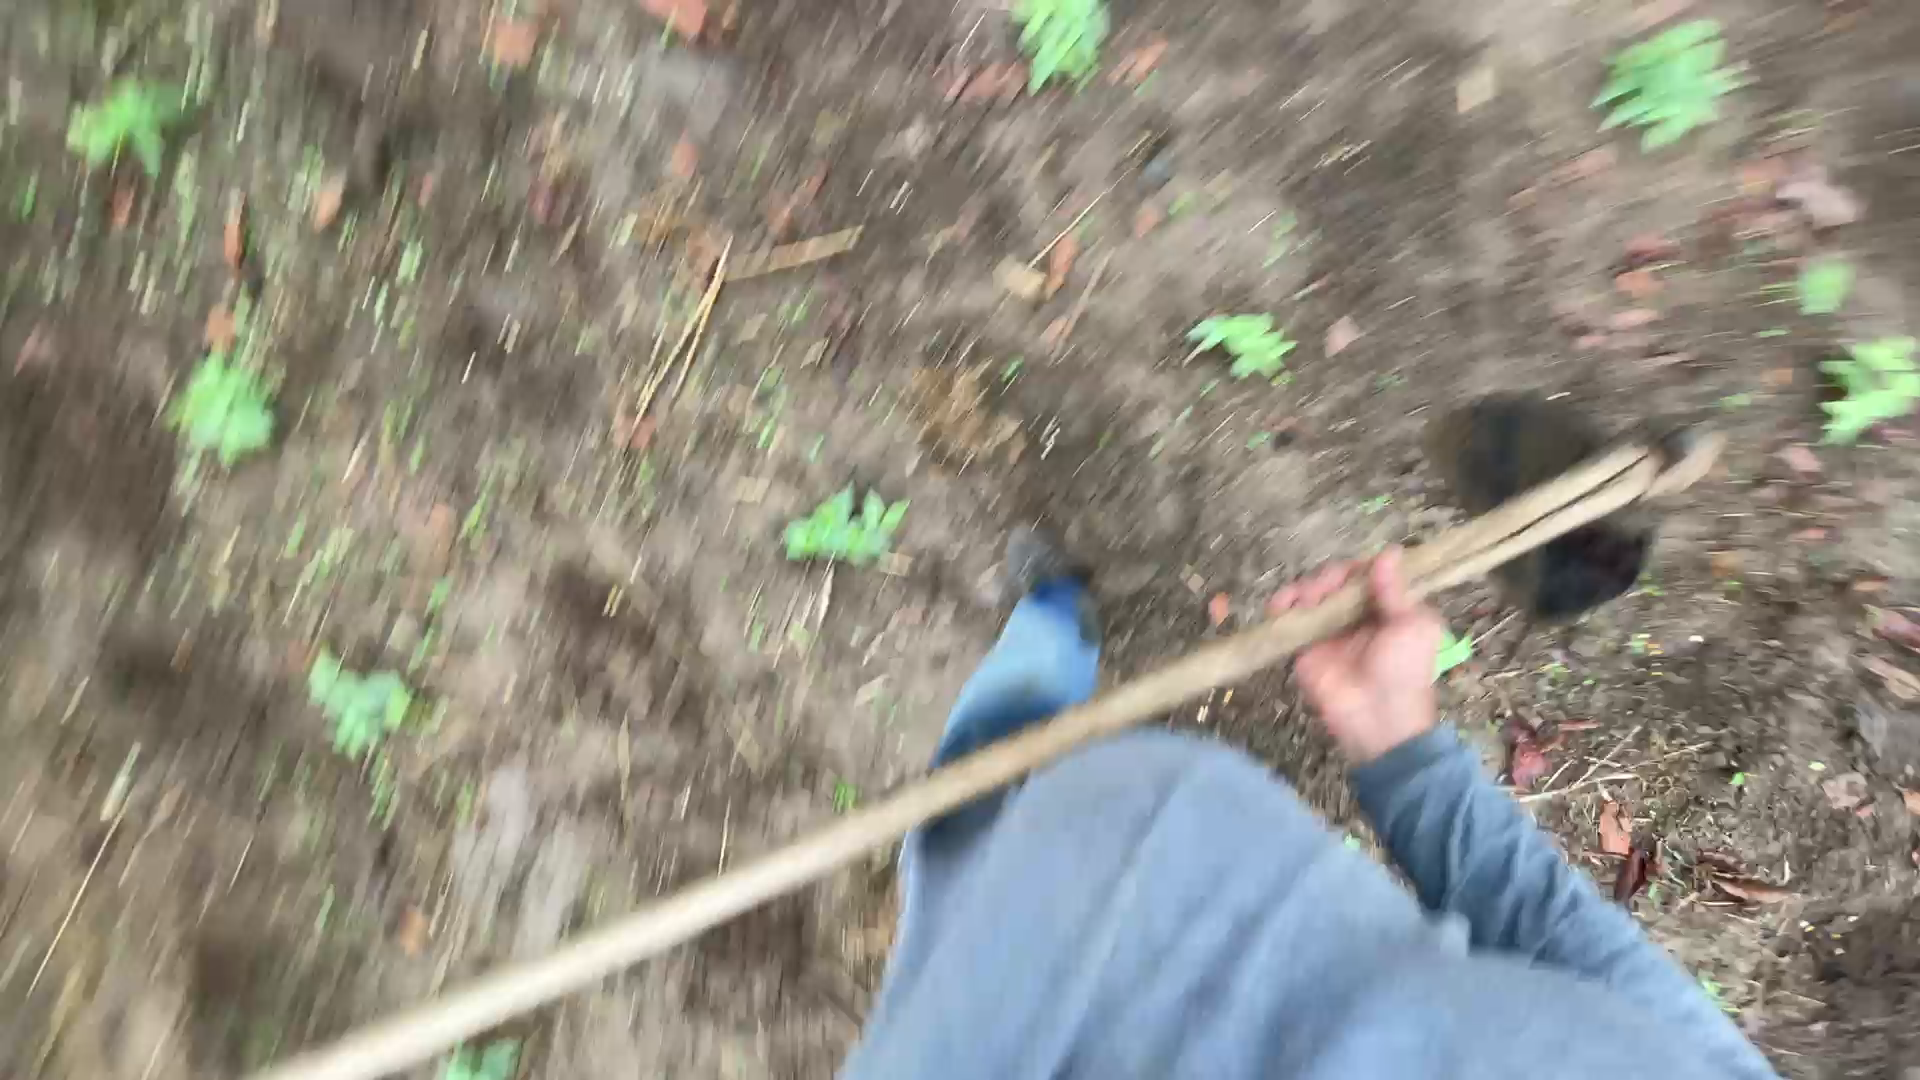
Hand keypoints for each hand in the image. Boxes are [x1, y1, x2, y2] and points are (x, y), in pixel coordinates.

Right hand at [1267, 547, 1443, 762]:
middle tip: (1326, 588)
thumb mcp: (1412, 628)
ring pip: (1309, 594)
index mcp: (1387, 609)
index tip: (1354, 571)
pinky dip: (1281, 605)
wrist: (1377, 718)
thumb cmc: (1404, 672)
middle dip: (1328, 578)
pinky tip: (1282, 605)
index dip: (1358, 568)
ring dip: (1305, 588)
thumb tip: (1387, 551)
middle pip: (1335, 581)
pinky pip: (1288, 618)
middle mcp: (1355, 615)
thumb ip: (1395, 591)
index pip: (1368, 576)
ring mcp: (1327, 629)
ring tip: (1307, 598)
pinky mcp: (1303, 644)